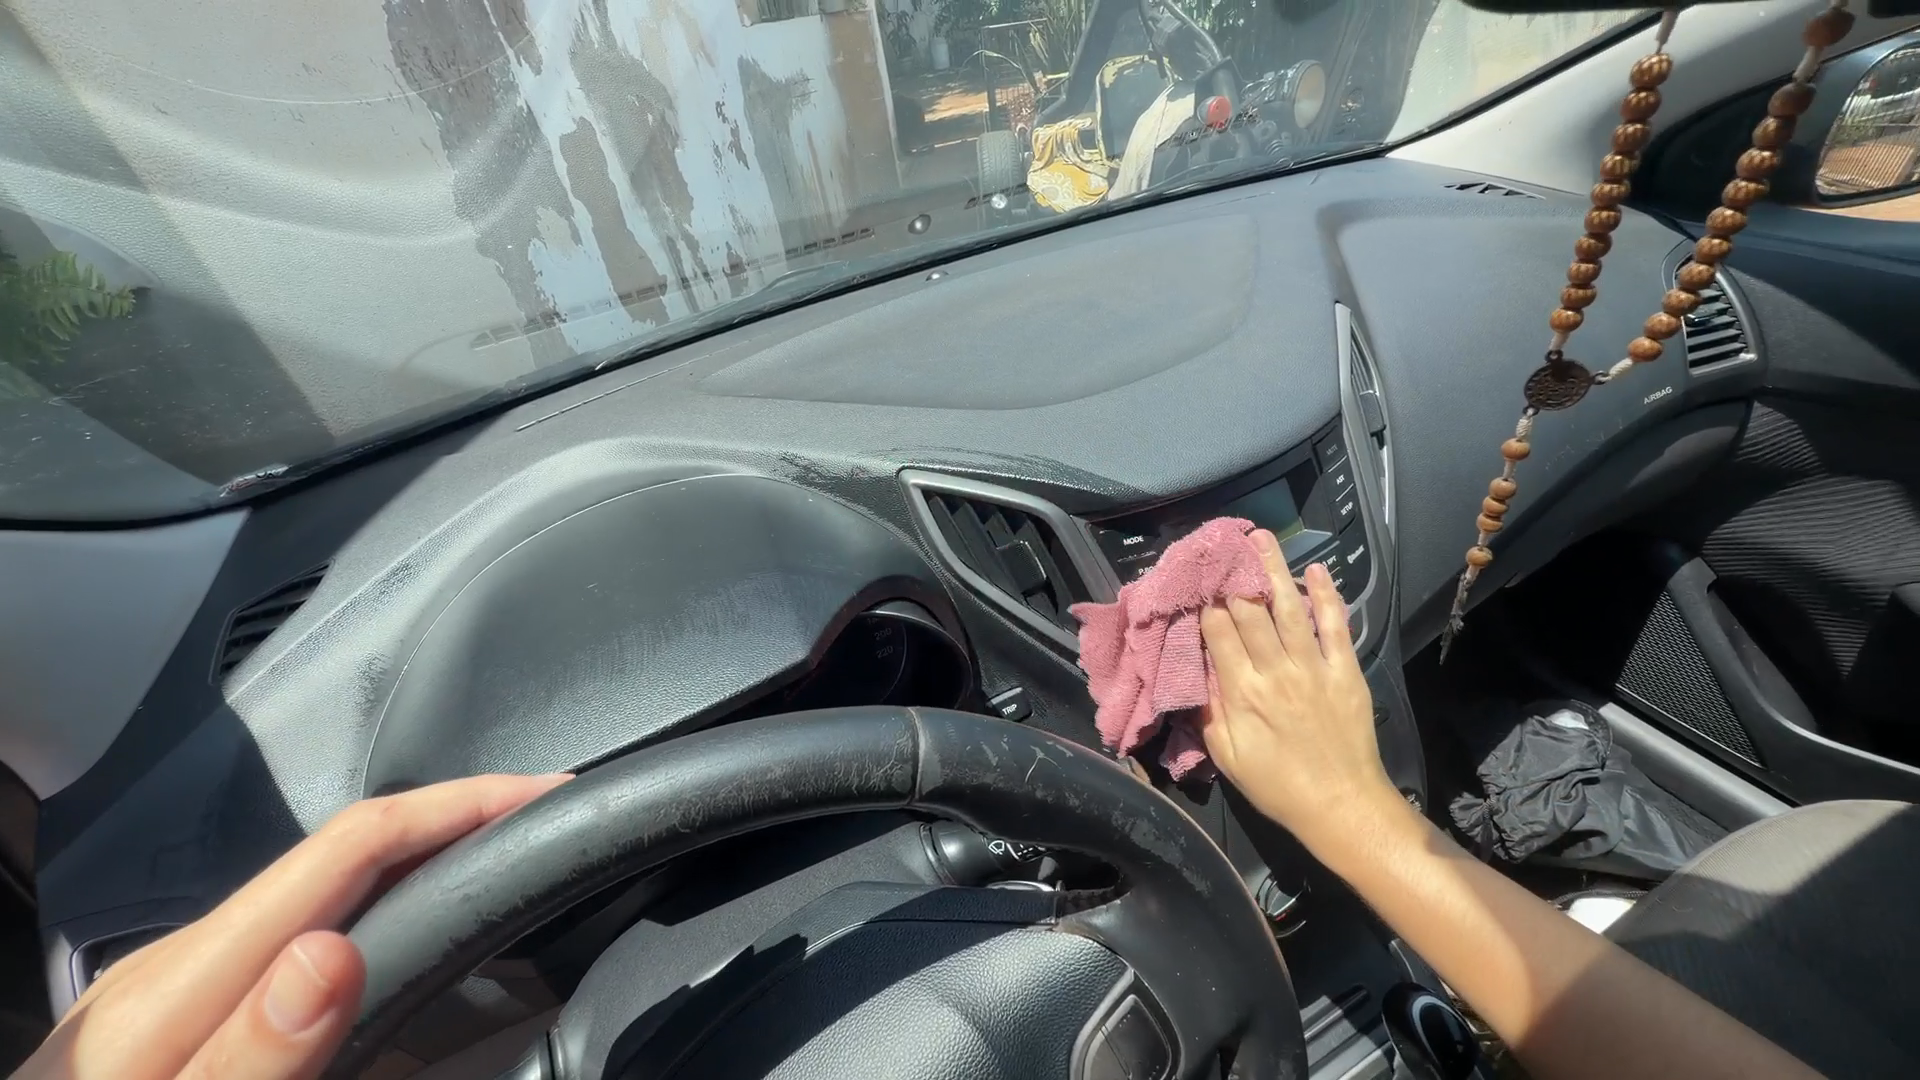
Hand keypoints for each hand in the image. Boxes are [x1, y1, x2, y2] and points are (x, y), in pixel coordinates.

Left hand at [15, 772, 568, 1079]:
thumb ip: (246, 1061)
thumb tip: (330, 954)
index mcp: (180, 984)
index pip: (350, 846)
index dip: (459, 803)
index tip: (543, 794)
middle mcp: (191, 951)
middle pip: (353, 843)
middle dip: (463, 809)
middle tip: (549, 812)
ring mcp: (192, 967)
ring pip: (341, 871)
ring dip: (437, 840)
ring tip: (510, 841)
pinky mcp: (203, 988)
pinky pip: (325, 908)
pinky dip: (401, 882)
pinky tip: (431, 896)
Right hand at [1198, 529, 1401, 857]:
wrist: (1342, 807)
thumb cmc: (1276, 785)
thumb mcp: (1227, 756)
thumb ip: (1208, 710)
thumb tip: (1194, 670)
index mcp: (1242, 693)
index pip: (1218, 633)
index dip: (1204, 603)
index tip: (1195, 581)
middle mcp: (1275, 672)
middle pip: (1249, 613)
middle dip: (1233, 576)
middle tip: (1222, 545)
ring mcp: (1314, 669)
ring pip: (1289, 609)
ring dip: (1274, 571)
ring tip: (1261, 539)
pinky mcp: (1346, 673)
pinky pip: (1335, 627)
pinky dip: (1327, 597)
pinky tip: (1317, 570)